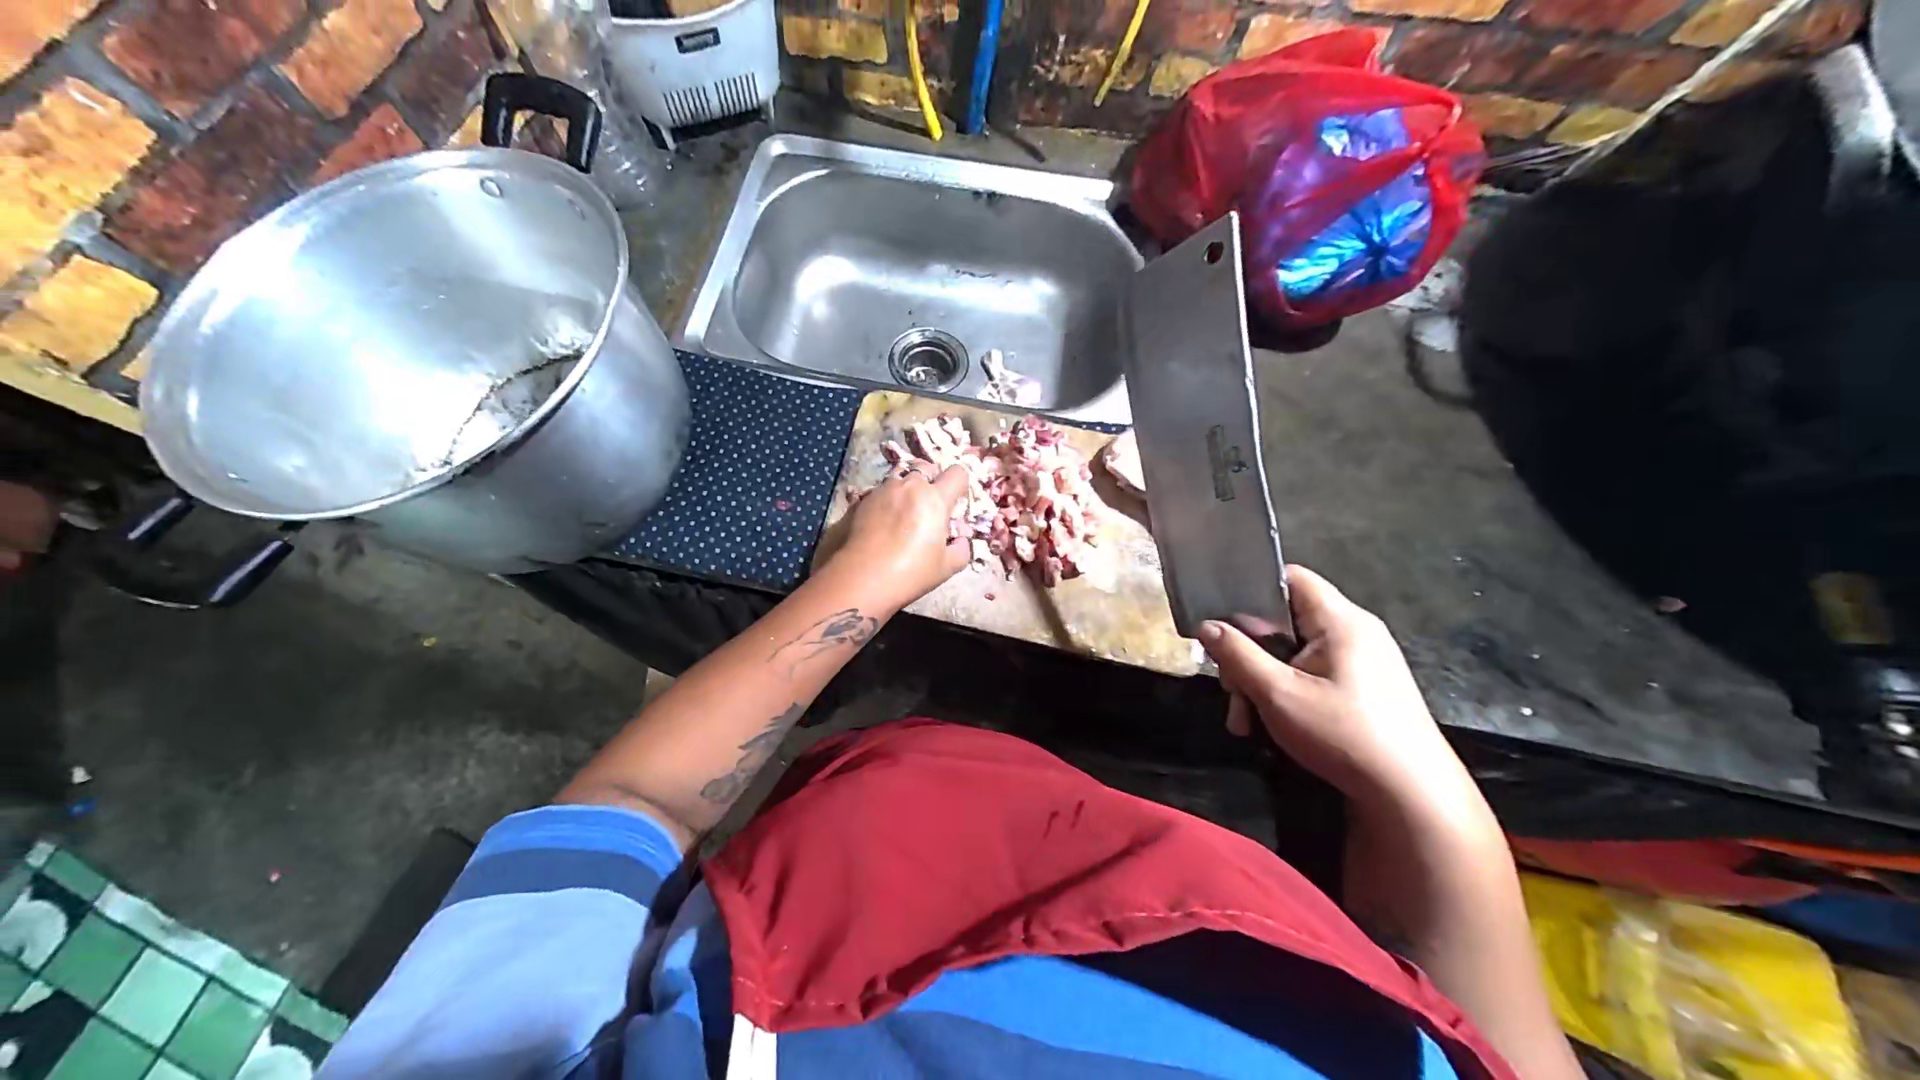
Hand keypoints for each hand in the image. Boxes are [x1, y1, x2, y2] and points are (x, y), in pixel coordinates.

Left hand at [829, 461, 970, 610]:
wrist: (863, 577)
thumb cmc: (911, 572)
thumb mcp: (947, 567)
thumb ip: (962, 548)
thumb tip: (961, 540)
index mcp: (935, 498)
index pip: (957, 473)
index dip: (960, 485)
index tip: (955, 503)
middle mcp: (910, 486)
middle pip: (927, 468)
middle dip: (932, 481)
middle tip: (930, 506)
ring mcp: (884, 490)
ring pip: (901, 477)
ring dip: (908, 488)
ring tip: (905, 511)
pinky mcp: (864, 499)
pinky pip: (881, 490)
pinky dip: (888, 499)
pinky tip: (884, 520)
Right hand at [1200, 565, 1481, 818]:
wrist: (1411, 796)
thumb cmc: (1344, 734)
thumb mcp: (1278, 693)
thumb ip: (1237, 654)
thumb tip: (1207, 626)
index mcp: (1340, 620)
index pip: (1290, 578)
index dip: (1250, 590)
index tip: (1220, 619)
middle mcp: (1353, 631)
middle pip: (1282, 621)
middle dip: (1248, 653)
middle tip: (1231, 687)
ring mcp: (1360, 660)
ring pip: (1291, 652)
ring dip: (1260, 680)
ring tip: (1245, 719)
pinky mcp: (1360, 687)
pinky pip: (1308, 673)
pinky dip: (1283, 692)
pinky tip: (1267, 725)